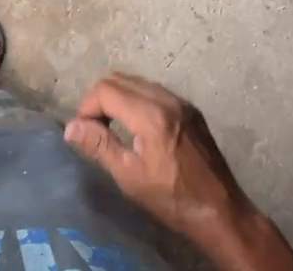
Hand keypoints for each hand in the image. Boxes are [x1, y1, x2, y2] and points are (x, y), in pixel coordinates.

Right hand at [65, 74, 292, 270]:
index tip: (83, 130)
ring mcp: (181, 102)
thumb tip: (71, 127)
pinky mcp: (191, 109)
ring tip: (112, 126)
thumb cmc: (172, 199)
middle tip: (94, 127)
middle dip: (100, 98)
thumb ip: (99, 145)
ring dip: (118, 97)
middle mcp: (166, 98)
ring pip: (137, 82)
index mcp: (151, 114)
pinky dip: (137, 99)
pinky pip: (154, 91)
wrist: (222, 212)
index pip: (106, 89)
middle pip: (119, 79)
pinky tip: (136, 126)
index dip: (87, 106)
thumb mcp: (130, 177)